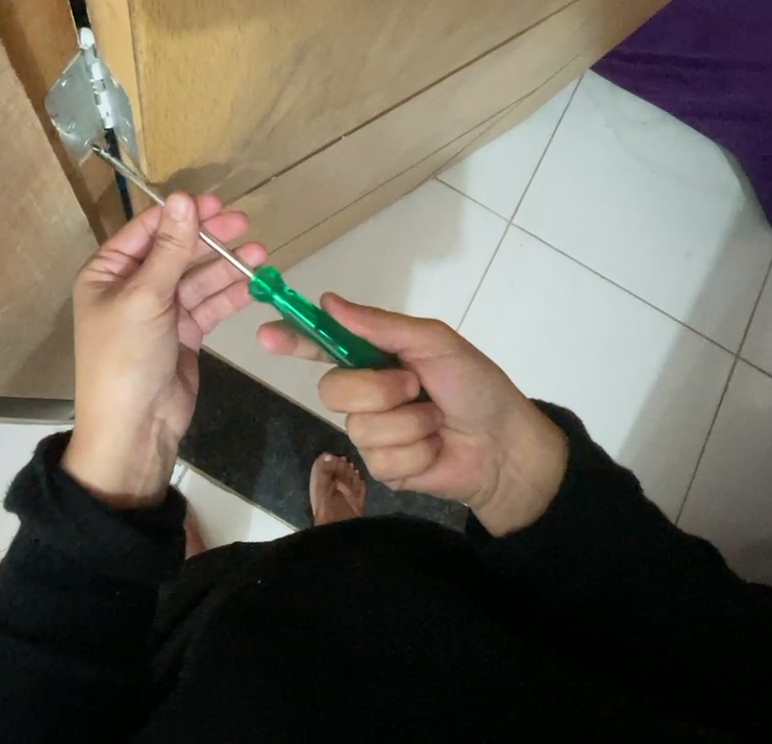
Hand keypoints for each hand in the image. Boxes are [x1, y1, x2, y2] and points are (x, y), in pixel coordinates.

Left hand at [64, 191, 265, 507]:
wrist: (134, 429)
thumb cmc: (126, 357)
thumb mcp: (145, 297)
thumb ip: (171, 249)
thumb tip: (183, 197)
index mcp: (107, 273)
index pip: (147, 231)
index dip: (181, 215)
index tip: (215, 203)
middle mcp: (132, 287)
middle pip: (176, 252)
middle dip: (209, 239)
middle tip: (244, 224)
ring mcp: (159, 311)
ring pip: (197, 278)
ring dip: (226, 266)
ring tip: (259, 253)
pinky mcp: (183, 334)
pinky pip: (208, 305)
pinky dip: (229, 295)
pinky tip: (252, 283)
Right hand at [258, 295, 565, 534]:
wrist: (506, 445)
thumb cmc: (475, 384)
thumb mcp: (434, 342)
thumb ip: (380, 325)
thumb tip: (329, 301)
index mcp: (374, 356)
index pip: (321, 345)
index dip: (292, 338)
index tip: (266, 334)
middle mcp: (365, 392)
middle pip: (333, 390)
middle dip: (378, 389)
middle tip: (415, 386)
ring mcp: (371, 432)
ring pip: (359, 427)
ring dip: (409, 423)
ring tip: (436, 421)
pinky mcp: (382, 469)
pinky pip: (380, 459)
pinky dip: (417, 451)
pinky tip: (434, 449)